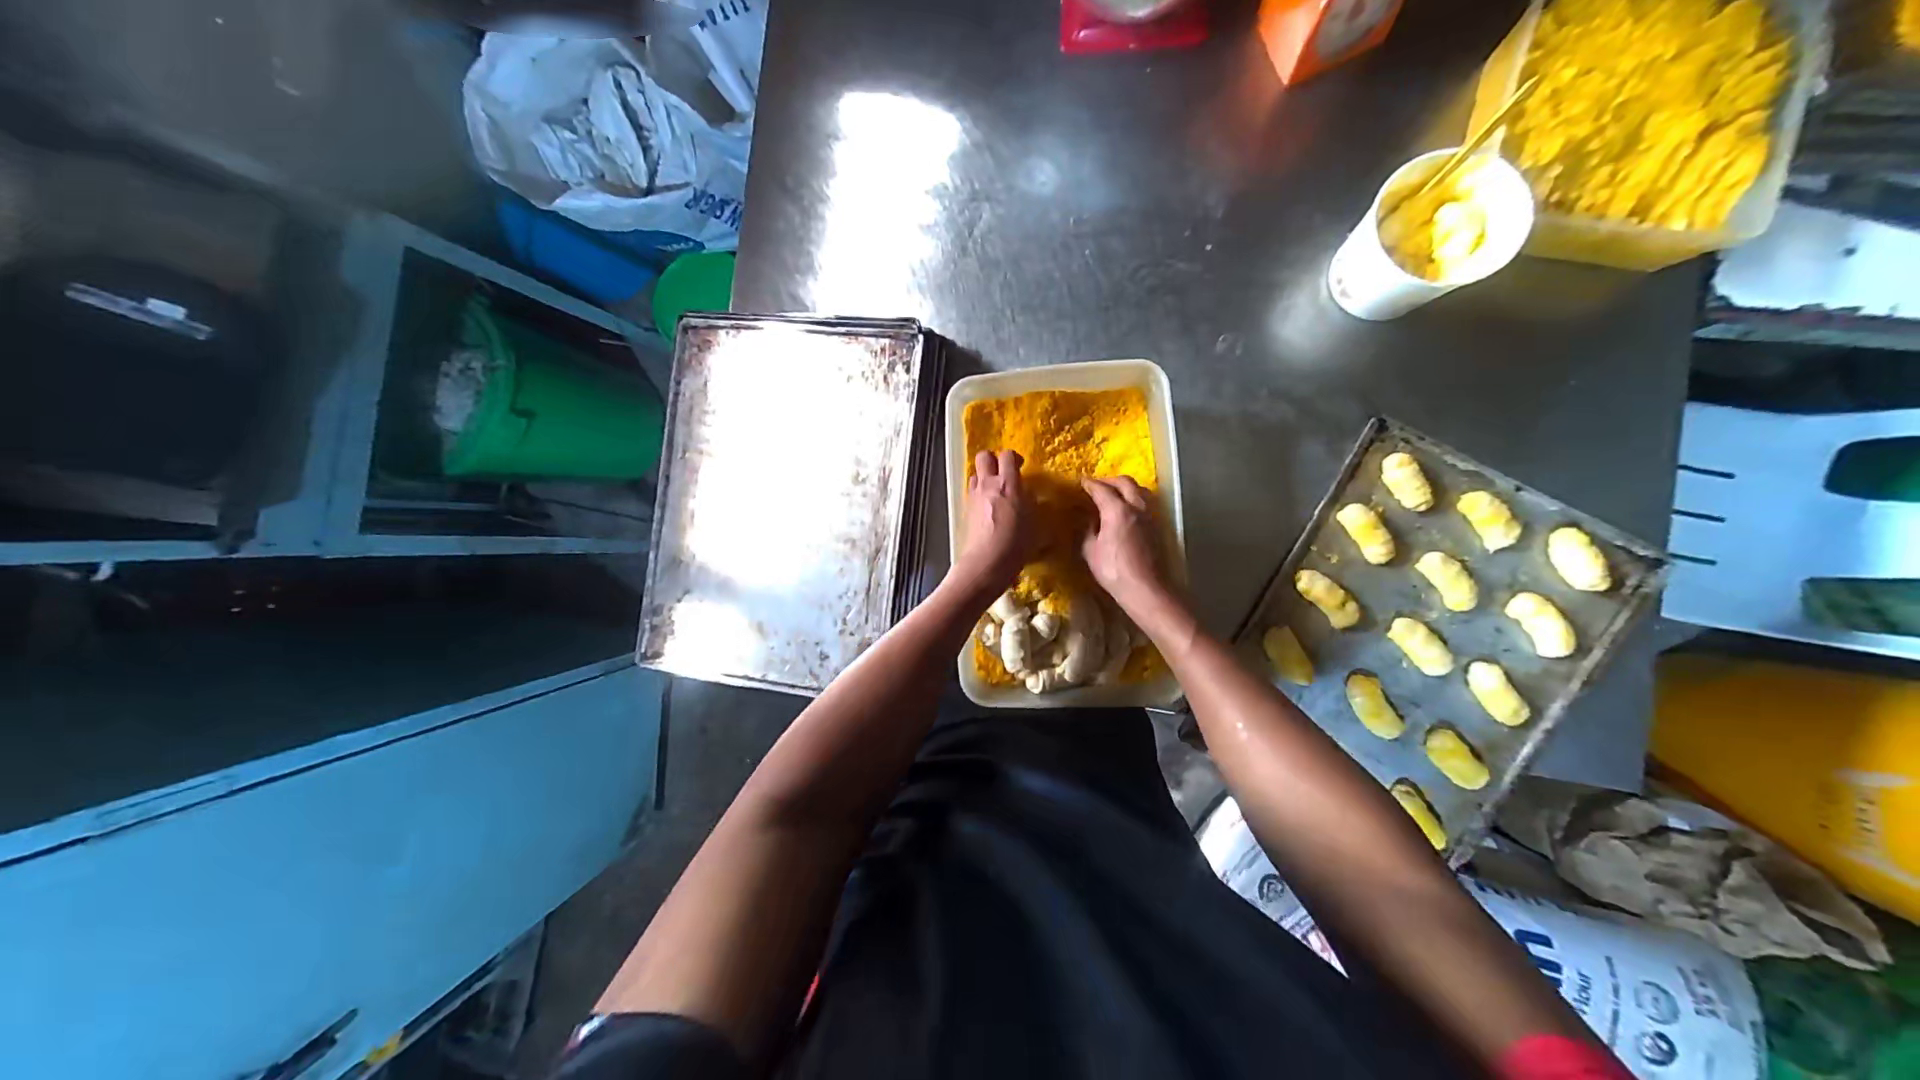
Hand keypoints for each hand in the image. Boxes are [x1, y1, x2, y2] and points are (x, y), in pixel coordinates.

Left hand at [953, 450, 1031, 593]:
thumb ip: (1030, 503)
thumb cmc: (1016, 544)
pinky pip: (971, 493)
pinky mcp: (965, 511)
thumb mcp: (1034, 522)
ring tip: (994, 492)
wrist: (987, 563)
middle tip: (1003, 473)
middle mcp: (988, 485)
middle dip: (993, 460)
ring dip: (984, 478)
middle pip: (984, 456)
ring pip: (975, 474)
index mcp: (1009, 484)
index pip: (1008, 456)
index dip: (1014, 458)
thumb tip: (1026, 496)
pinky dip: (979, 495)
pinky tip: (987, 510)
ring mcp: (974, 497)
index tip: (1020, 467)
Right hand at [1080, 476, 1168, 609]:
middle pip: (1125, 482)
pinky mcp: (1158, 526)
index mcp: (1118, 510)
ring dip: (1125, 487)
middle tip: (1097, 486)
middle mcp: (1137, 506)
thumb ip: (1088, 530)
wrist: (1146, 588)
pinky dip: (1134, 499)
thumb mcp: (1090, 551)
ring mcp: (1151, 515)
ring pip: (1139, 490)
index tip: (1081, 482)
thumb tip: (1090, 520)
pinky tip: (1127, 510)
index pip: (1101, 489)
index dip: (1089, 484)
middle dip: (1109, 480)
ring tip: (1114, 494)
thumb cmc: (1114, 571)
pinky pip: (1146, 502)